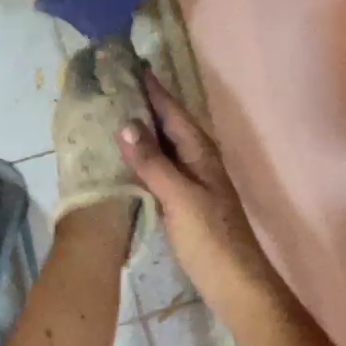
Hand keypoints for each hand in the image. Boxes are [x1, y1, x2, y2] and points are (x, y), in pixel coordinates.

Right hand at [118, 70, 286, 317]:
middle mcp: (197, 161)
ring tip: (109, 113)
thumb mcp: (180, 197)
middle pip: (167, 124)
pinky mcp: (183, 203)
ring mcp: (191, 182)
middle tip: (110, 83)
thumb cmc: (211, 238)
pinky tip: (122, 160)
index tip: (128, 61)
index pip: (171, 110)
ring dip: (140, 130)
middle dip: (143, 103)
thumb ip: (153, 162)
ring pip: (162, 146)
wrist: (235, 284)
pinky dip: (140, 158)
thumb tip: (125, 124)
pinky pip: (158, 169)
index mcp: (200, 153)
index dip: (152, 87)